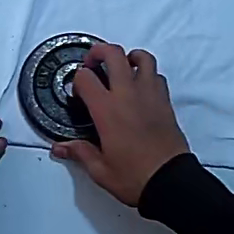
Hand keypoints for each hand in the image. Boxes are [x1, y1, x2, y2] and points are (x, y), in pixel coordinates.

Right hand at [50, 42, 190, 206]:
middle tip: (93, 61)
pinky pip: (157, 76)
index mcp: (107, 110)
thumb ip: (80, 152)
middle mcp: (128, 96)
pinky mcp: (165, 102)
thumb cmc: (137, 176)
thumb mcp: (100, 169)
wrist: (170, 182)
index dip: (77, 80)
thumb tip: (63, 148)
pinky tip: (140, 87)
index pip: (85, 78)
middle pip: (113, 54)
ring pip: (142, 58)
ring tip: (121, 66)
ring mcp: (149, 95)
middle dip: (99, 52)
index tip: (78, 91)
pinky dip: (148, 74)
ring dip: (129, 57)